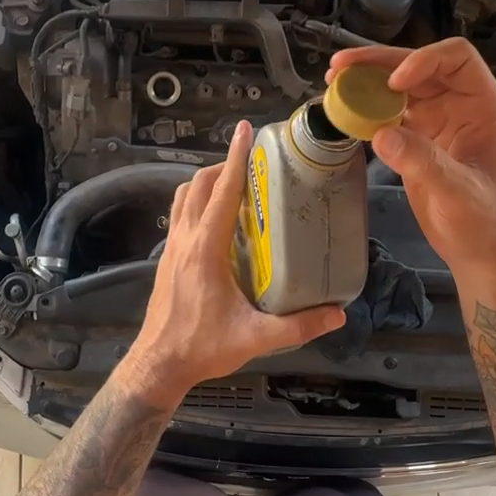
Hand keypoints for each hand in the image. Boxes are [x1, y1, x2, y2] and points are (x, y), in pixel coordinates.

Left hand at [124, 120, 346, 403]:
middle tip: (253, 164)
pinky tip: (217, 220)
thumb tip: (337, 314)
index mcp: (205, 249)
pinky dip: (196, 203)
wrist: (158, 364)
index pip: (222, 192)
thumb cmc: (202, 347)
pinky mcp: (166, 259)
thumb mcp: (255, 338)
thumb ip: (298, 326)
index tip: (245, 131)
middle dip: (224, 166)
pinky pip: (180, 215)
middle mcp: (185, 240)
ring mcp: (171, 248)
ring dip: (206, 183)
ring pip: (184, 197)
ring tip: (235, 185)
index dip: (236, 158)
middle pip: (200, 185)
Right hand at [327, 39, 495, 280]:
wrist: (477, 250)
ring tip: (334, 79)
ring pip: (399, 86)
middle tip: (342, 65)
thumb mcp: (457, 193)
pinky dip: (364, 107)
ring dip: (367, 80)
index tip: (394, 83)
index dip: (424, 61)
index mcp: (482, 106)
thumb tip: (382, 135)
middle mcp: (459, 105)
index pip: (457, 60)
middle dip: (381, 63)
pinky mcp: (414, 139)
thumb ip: (423, 162)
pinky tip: (341, 108)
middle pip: (419, 67)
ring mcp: (435, 121)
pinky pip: (387, 112)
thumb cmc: (481, 222)